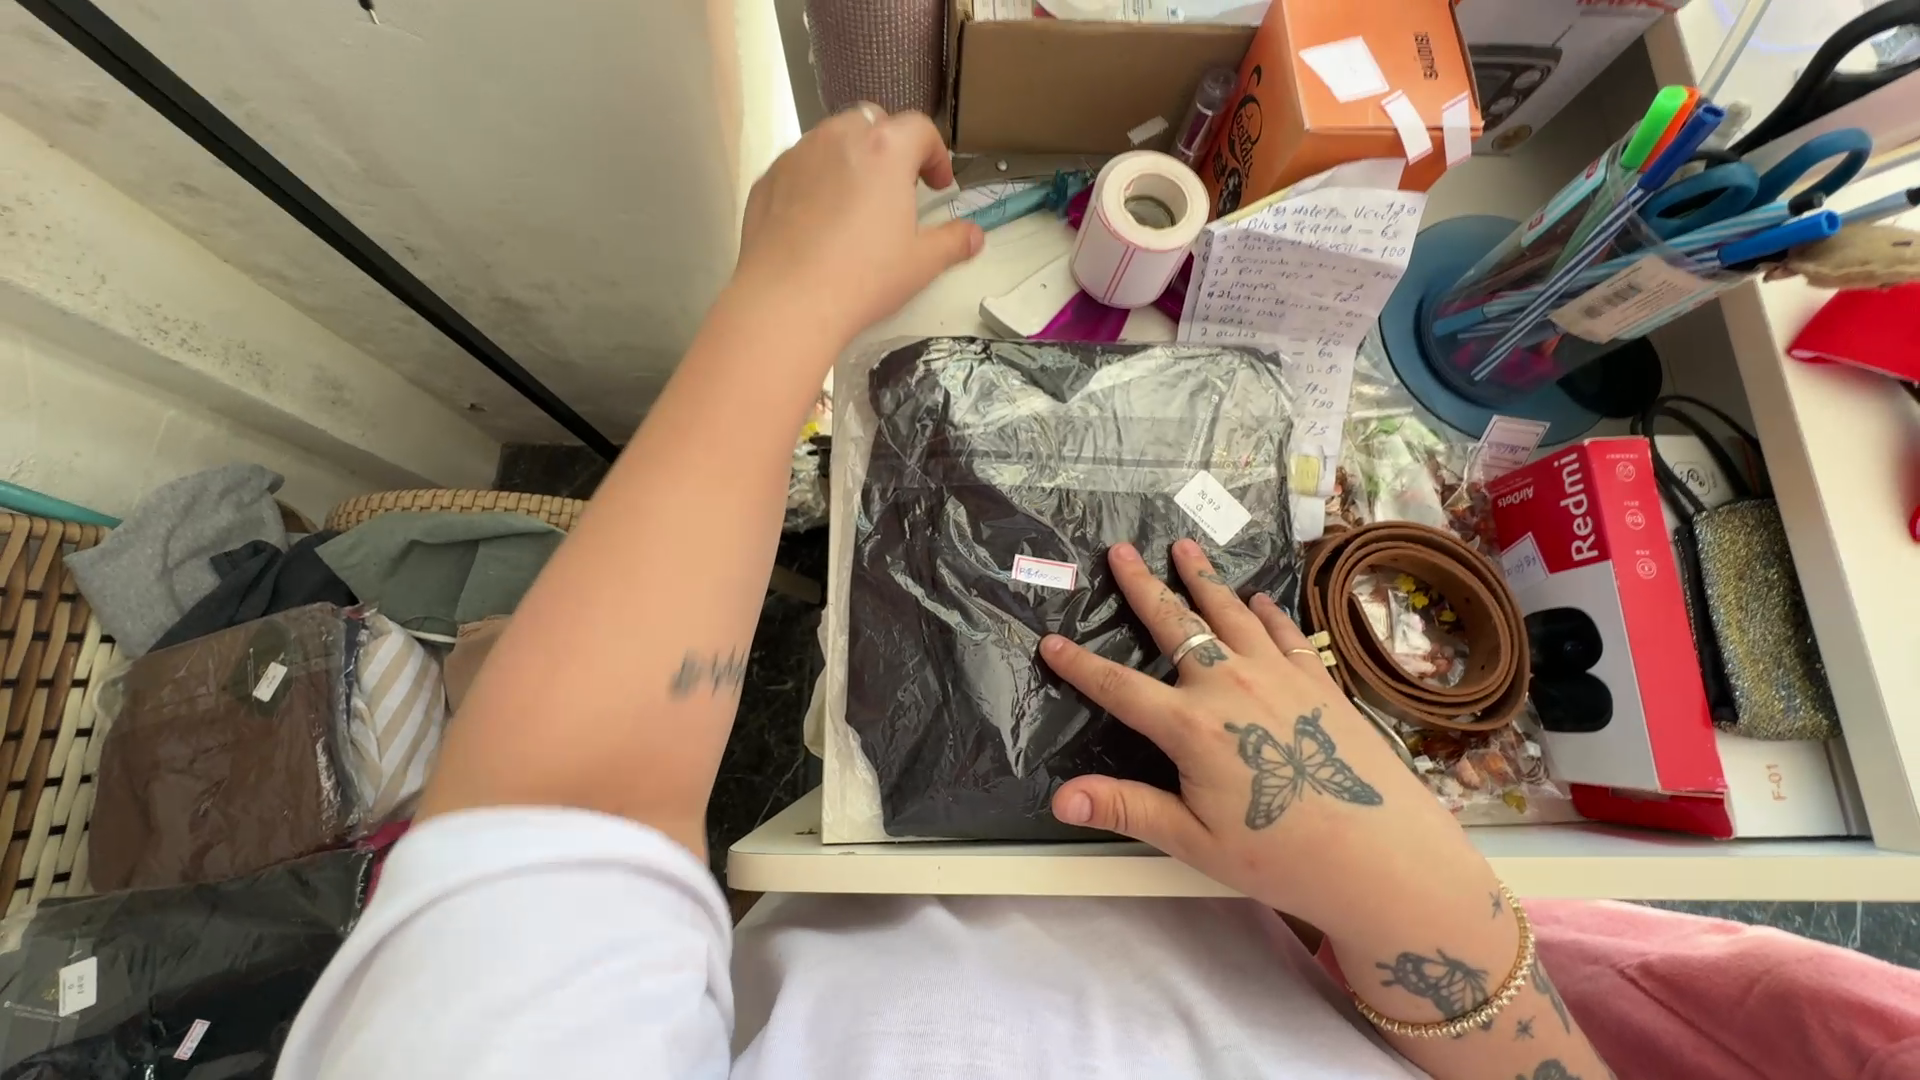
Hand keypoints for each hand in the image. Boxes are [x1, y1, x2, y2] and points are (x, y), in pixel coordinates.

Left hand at [731, 104, 983, 349]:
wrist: (787, 301)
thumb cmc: (861, 279)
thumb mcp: (920, 264)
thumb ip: (953, 242)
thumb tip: (974, 236)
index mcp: (885, 150)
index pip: (920, 128)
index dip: (935, 154)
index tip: (938, 184)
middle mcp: (839, 138)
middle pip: (874, 123)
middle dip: (891, 148)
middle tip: (898, 190)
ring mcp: (798, 155)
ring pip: (832, 140)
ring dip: (851, 161)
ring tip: (857, 207)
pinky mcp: (768, 179)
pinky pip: (800, 168)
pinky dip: (816, 182)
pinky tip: (820, 224)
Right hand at [1041, 539, 1473, 927]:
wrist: (1388, 860)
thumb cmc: (1282, 857)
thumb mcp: (1193, 841)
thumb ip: (1126, 807)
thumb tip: (1059, 799)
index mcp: (1191, 726)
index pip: (1119, 686)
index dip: (1080, 665)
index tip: (1050, 642)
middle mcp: (1229, 685)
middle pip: (1174, 625)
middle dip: (1143, 585)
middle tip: (1122, 550)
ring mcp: (1278, 676)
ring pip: (1229, 614)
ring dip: (1203, 579)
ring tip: (1184, 548)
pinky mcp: (1318, 681)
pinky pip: (1285, 632)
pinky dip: (1266, 611)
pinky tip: (1257, 599)